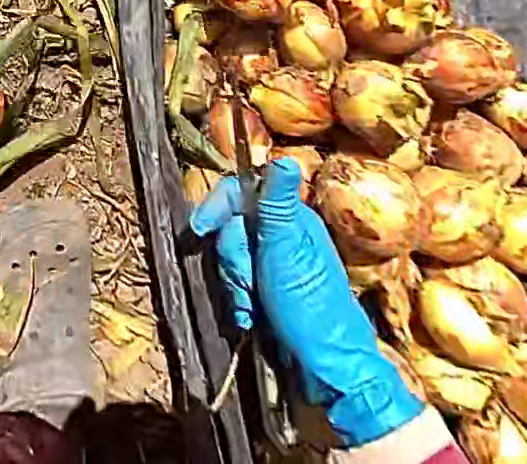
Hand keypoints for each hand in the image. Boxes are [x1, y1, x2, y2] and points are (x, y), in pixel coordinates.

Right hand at [190, 158, 424, 447]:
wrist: (326, 368)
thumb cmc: (309, 303)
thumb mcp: (289, 248)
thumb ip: (279, 202)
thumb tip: (285, 158)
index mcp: (287, 215)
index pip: (238, 190)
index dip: (216, 206)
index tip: (200, 229)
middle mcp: (278, 232)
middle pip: (230, 224)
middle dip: (232, 256)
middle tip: (247, 281)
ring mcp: (271, 261)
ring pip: (229, 254)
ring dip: (234, 282)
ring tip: (250, 304)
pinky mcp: (265, 287)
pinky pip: (235, 281)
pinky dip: (237, 299)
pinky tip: (249, 316)